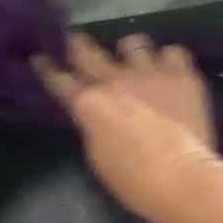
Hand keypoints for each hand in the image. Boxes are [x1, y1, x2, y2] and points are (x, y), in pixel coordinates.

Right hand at [33, 32, 222, 219]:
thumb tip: (97, 116)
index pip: (60, 80)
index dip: (47, 69)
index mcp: (89, 104)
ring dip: (130, 51)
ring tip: (136, 59)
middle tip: (75, 41)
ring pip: (133, 43)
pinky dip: (170, 60)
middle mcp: (115, 80)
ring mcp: (150, 73)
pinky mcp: (182, 75)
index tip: (40, 58)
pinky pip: (174, 52)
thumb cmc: (133, 181)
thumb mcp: (98, 157)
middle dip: (77, 45)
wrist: (180, 178)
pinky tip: (171, 70)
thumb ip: (93, 127)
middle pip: (88, 52)